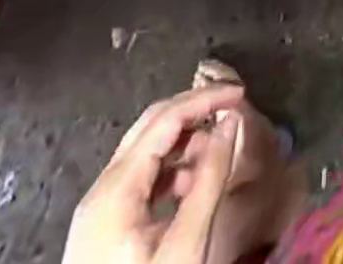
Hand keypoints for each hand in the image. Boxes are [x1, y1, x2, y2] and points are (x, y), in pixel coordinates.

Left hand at [63, 85, 245, 263]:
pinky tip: (193, 185)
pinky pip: (141, 178)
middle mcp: (103, 186)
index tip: (242, 96)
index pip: (166, 118)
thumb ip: (209, 180)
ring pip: (146, 151)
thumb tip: (231, 123)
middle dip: (194, 111)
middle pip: (151, 126)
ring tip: (218, 154)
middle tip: (233, 109)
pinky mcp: (105, 224)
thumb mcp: (184, 246)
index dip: (205, 100)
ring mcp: (100, 206)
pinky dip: (171, 170)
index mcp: (117, 186)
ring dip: (184, 142)